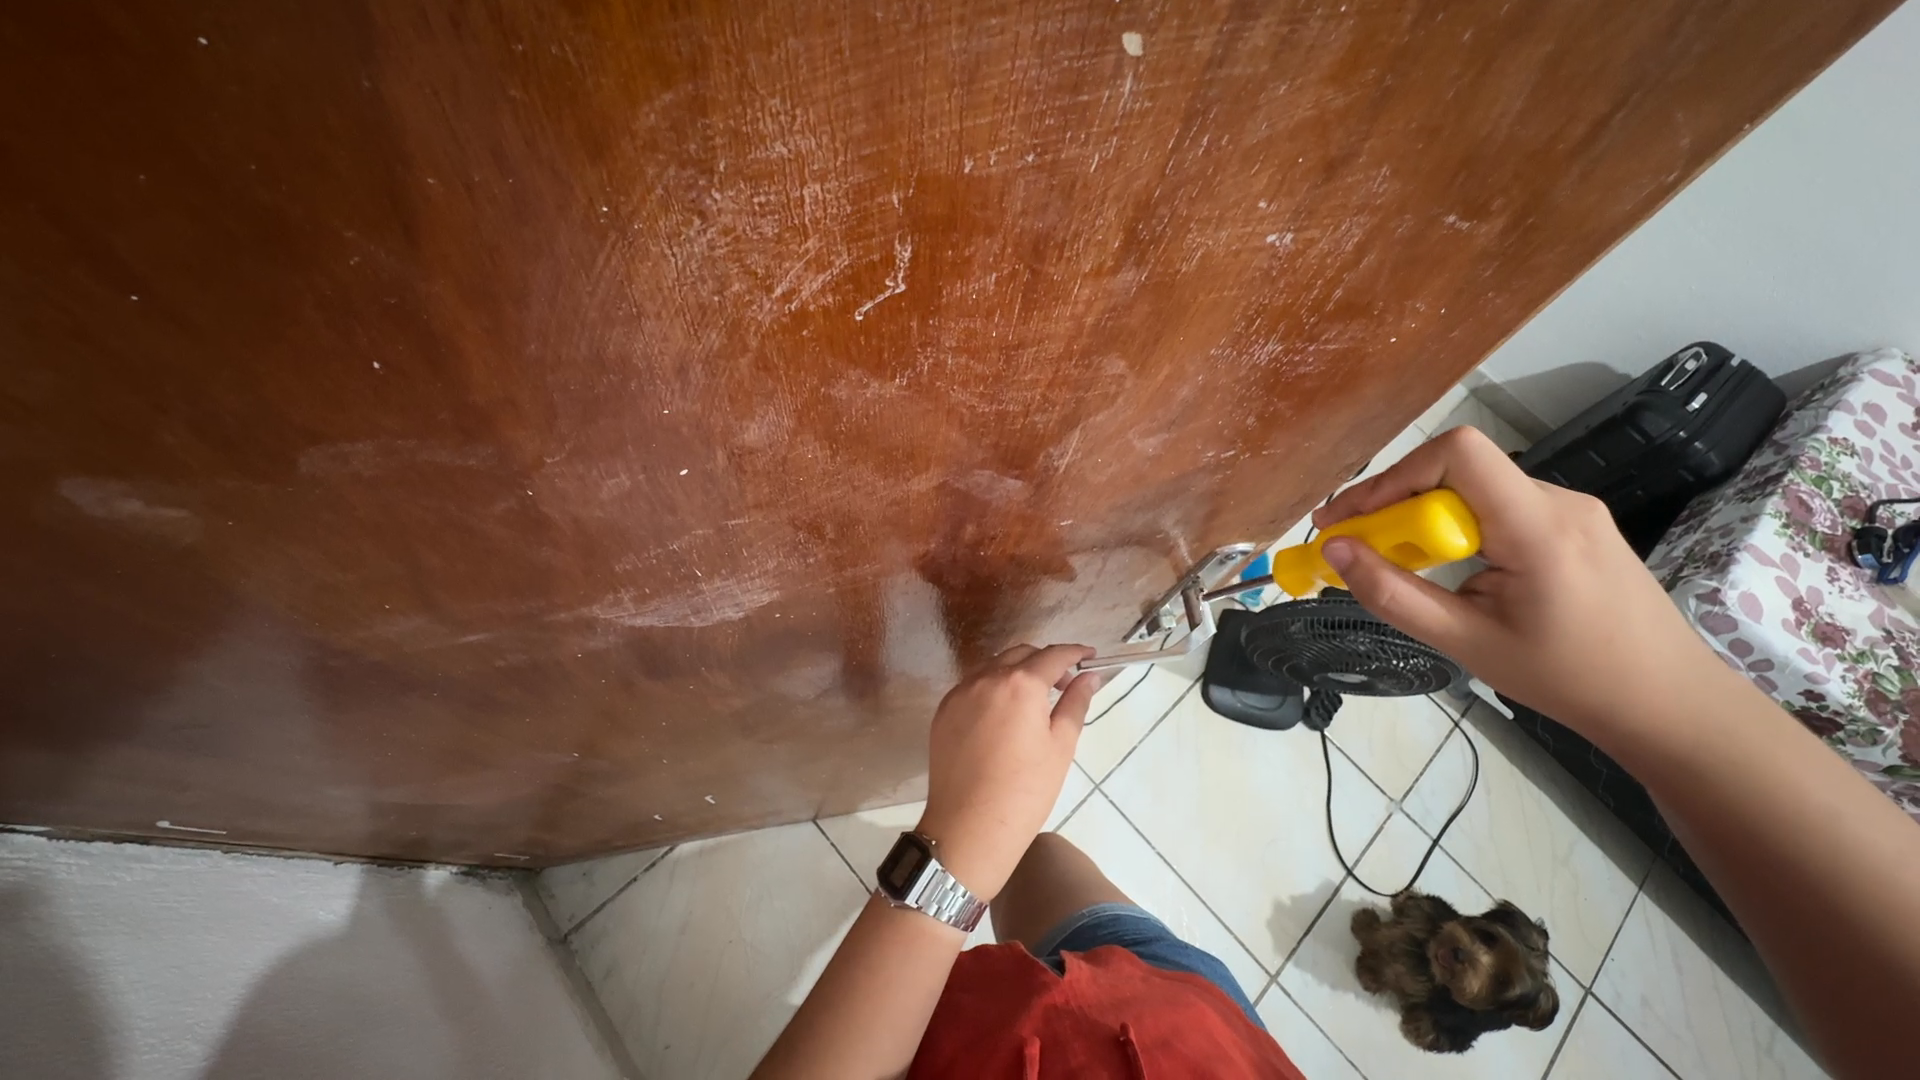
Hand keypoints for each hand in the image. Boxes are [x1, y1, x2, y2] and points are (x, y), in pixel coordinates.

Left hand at [915, 644, 1103, 900]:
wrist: (969, 827)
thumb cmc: (1025, 791)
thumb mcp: (1060, 746)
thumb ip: (1075, 703)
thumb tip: (1089, 677)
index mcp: (1020, 684)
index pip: (1053, 655)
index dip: (1075, 652)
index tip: (1090, 656)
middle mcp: (986, 678)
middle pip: (1021, 654)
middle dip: (1045, 661)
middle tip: (1065, 684)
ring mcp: (960, 693)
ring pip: (994, 667)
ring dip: (1017, 672)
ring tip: (1034, 700)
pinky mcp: (943, 711)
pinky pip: (972, 686)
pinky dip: (992, 688)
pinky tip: (1003, 714)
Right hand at [1313, 426, 1726, 732]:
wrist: (1667, 703)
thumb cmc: (1568, 679)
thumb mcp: (1466, 643)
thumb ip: (1392, 594)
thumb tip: (1334, 551)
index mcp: (1538, 527)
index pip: (1458, 453)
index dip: (1393, 476)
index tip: (1351, 520)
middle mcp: (1559, 502)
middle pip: (1457, 469)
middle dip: (1394, 501)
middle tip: (1354, 544)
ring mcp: (1572, 510)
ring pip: (1475, 487)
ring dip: (1423, 515)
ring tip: (1395, 559)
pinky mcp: (1574, 525)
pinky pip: (1497, 506)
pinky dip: (1456, 526)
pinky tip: (1447, 565)